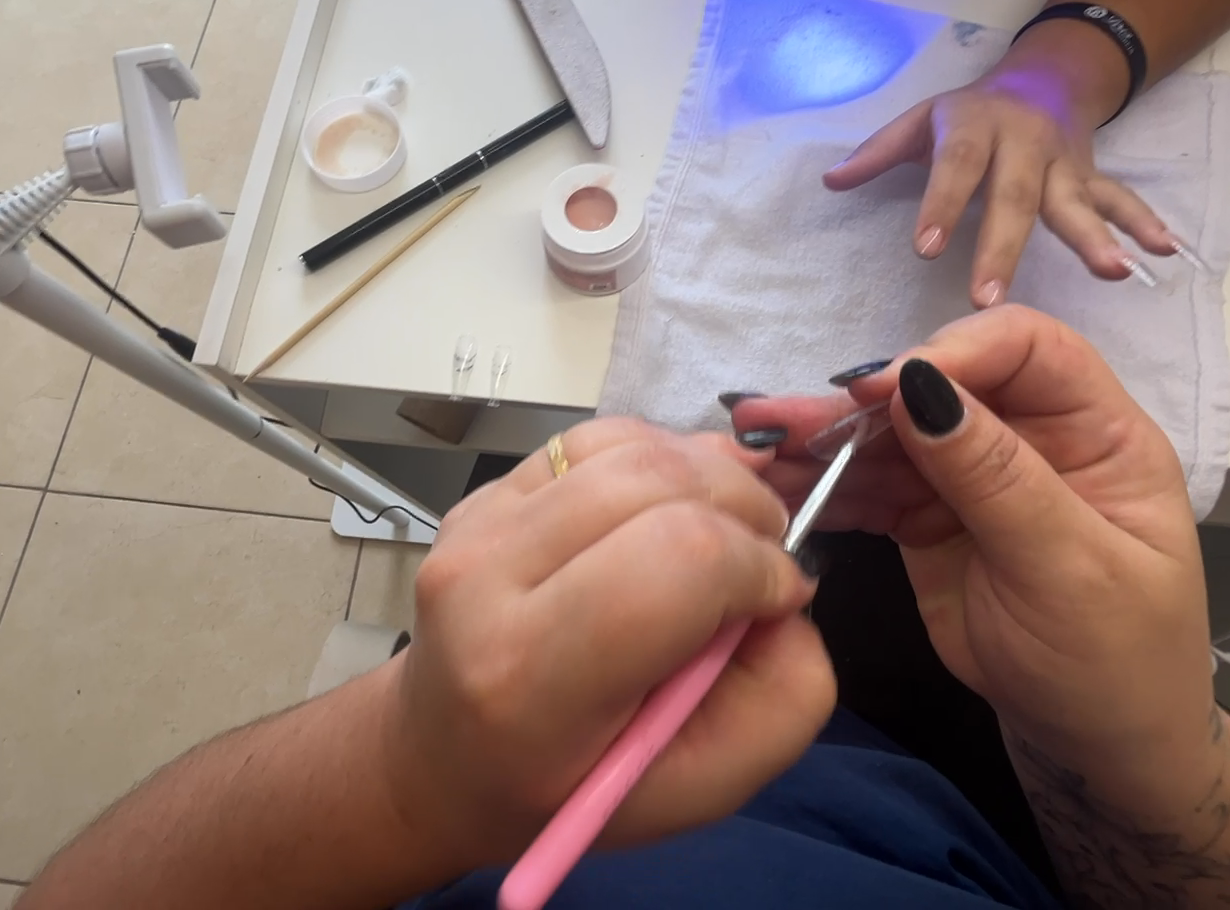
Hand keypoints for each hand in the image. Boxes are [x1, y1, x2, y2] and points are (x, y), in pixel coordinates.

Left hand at [383, 419, 833, 864]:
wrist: (442, 750)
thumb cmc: (565, 786)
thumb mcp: (697, 789)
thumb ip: (779, 699)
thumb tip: (787, 586)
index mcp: (530, 674)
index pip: (676, 561)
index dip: (756, 563)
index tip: (779, 595)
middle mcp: (486, 577)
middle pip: (655, 481)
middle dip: (744, 505)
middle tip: (763, 551)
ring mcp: (477, 521)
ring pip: (629, 445)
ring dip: (706, 471)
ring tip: (723, 524)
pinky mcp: (482, 492)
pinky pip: (594, 439)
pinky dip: (657, 455)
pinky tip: (666, 502)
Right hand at [729, 307, 1210, 765]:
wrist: (1087, 740)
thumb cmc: (1113, 659)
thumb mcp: (1068, 569)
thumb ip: (994, 476)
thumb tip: (919, 387)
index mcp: (1092, 432)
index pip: (1025, 350)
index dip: (953, 352)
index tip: (881, 391)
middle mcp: (1023, 437)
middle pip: (931, 389)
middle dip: (854, 403)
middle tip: (776, 416)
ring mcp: (965, 475)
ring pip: (885, 437)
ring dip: (820, 442)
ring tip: (755, 444)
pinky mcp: (921, 514)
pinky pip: (865, 487)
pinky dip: (822, 487)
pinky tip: (778, 487)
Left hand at [823, 22, 1180, 306]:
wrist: (1043, 77)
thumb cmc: (965, 115)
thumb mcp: (918, 123)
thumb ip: (875, 153)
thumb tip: (828, 180)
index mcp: (971, 129)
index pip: (956, 168)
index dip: (942, 205)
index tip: (926, 250)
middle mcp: (1022, 143)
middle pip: (1014, 198)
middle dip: (1003, 248)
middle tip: (988, 299)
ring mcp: (1062, 161)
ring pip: (1075, 200)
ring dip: (1094, 236)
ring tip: (1113, 272)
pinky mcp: (1091, 174)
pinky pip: (1119, 197)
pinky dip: (1142, 222)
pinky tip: (1162, 253)